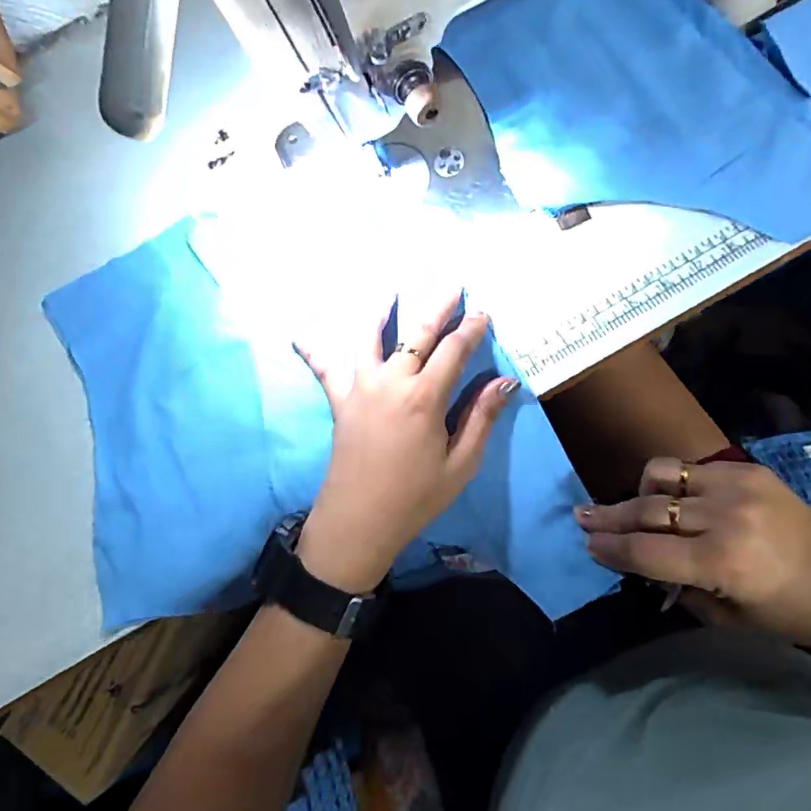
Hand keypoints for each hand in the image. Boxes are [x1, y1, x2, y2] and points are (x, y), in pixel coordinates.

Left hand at [294, 290, 517, 592]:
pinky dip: (317, 352)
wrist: (358, 524)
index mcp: (424, 399)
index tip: (482, 313)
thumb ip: (481, 417)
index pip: (453, 351)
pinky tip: (305, 337)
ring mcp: (359, 390)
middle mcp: (390, 383)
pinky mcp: (339, 402)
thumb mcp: (461, 463)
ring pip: (369, 339)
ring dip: (380, 312)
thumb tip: (504, 381)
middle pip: (416, 335)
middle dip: (436, 307)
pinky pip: (326, 370)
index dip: (471, 329)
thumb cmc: (416, 496)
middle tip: (452, 285)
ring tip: (389, 290)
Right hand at [578, 458, 810, 663]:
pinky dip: (674, 483)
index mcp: (723, 562)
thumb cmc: (792, 614)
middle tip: (582, 516)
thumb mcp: (731, 620)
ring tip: (629, 506)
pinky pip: (693, 468)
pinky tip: (671, 499)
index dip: (611, 547)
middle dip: (609, 515)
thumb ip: (682, 587)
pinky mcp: (748, 467)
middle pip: (647, 508)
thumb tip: (643, 562)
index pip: (647, 550)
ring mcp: (737, 484)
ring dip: (639, 491)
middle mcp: (725, 515)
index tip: (586, 543)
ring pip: (664, 474)